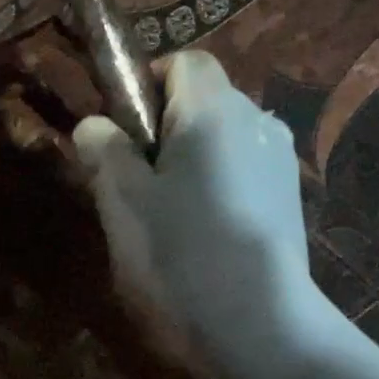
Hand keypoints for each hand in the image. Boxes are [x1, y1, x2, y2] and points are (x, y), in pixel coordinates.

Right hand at [73, 51, 309, 334]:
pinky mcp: (285, 196)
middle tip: (129, 187)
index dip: (146, 87)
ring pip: (220, 142)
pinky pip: (239, 173)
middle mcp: (253, 118)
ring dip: (188, 164)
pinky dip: (213, 189)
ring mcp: (277, 157)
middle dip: (163, 132)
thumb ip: (106, 155)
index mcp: (210, 109)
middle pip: (202, 102)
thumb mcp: (123, 204)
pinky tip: (197, 235)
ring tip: (163, 218)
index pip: (183, 63)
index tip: (117, 134)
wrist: (252, 315)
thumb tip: (92, 126)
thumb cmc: (177, 251)